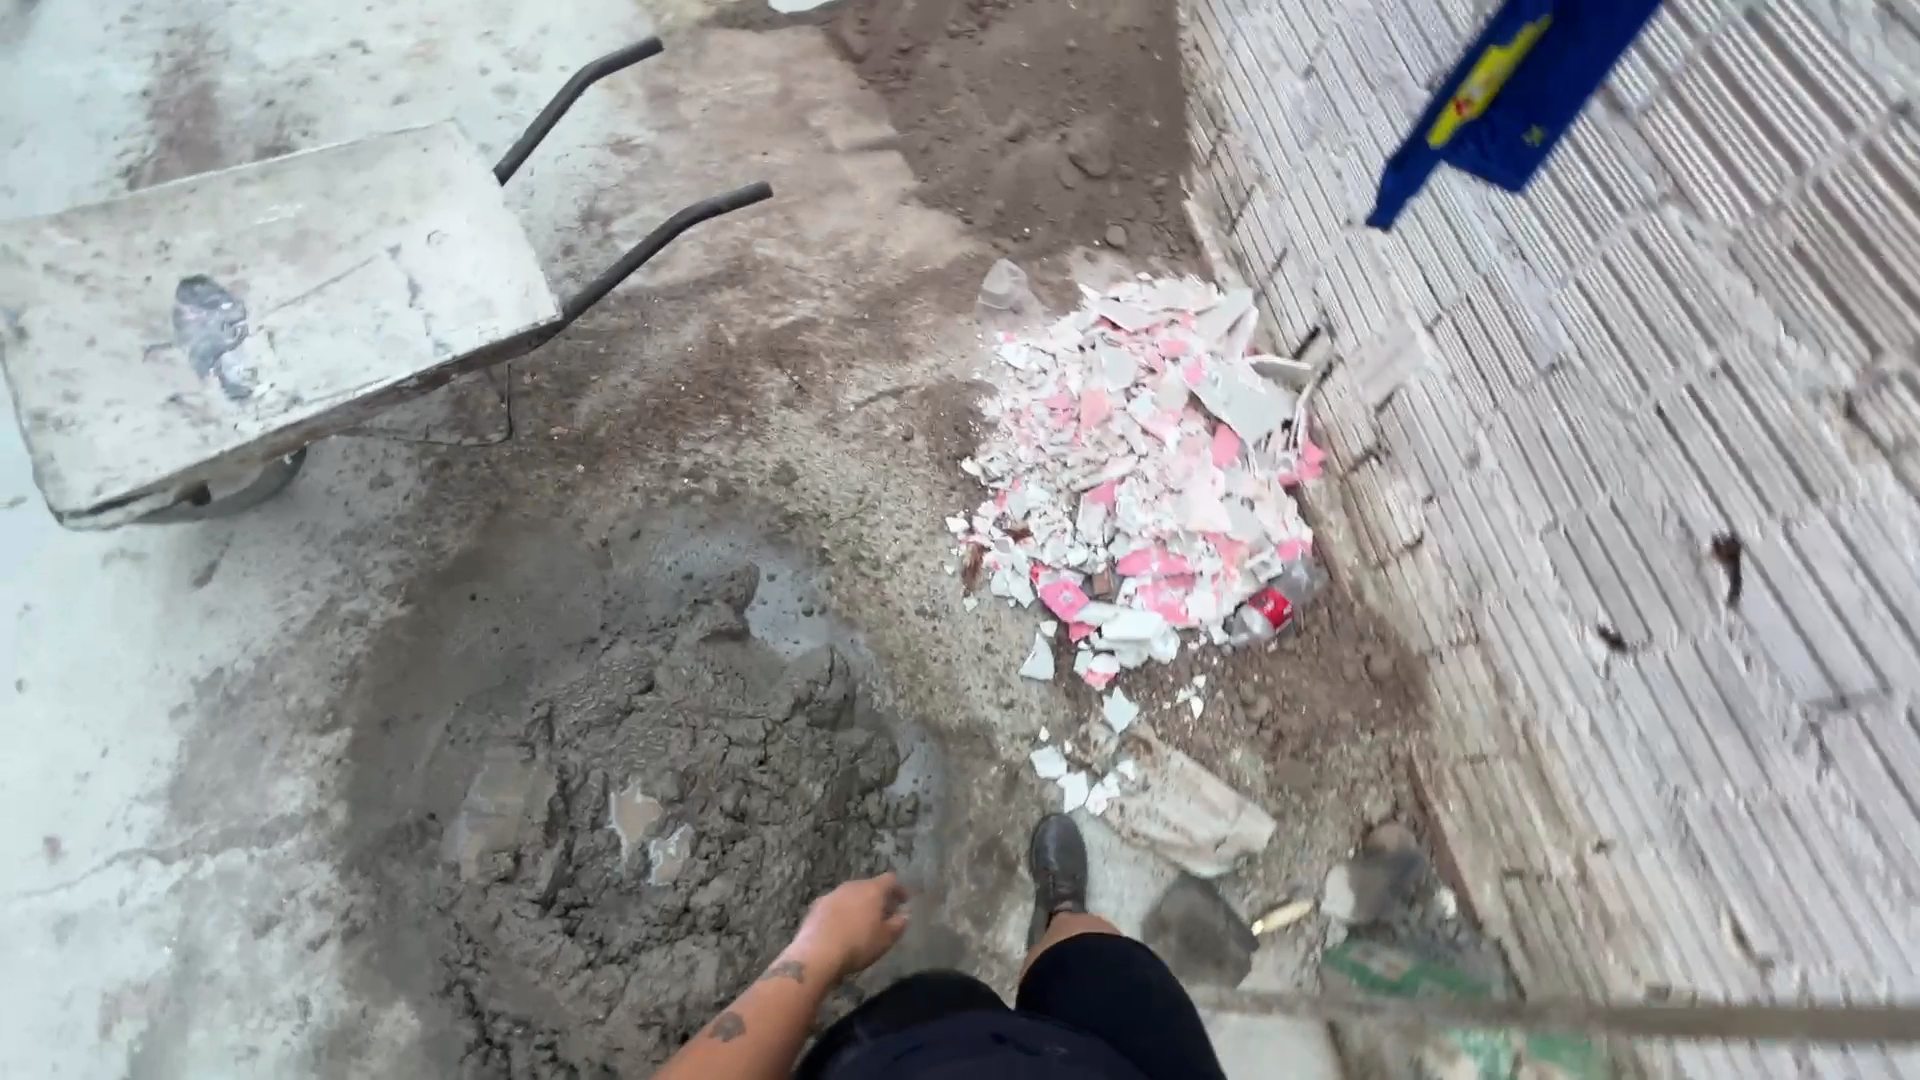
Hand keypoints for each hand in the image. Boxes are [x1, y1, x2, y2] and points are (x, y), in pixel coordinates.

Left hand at [787, 872, 909, 982]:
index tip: (904, 901)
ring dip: (858, 904)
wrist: (817, 954)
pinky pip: (835, 905)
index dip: (899, 889)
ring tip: (862, 922)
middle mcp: (852, 886)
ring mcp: (832, 894)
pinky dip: (842, 912)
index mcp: (872, 889)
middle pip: (869, 886)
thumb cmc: (857, 945)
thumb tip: (905, 915)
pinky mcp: (816, 906)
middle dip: (878, 898)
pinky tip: (840, 928)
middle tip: (883, 913)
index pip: (890, 880)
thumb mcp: (885, 939)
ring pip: (851, 894)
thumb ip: (898, 925)